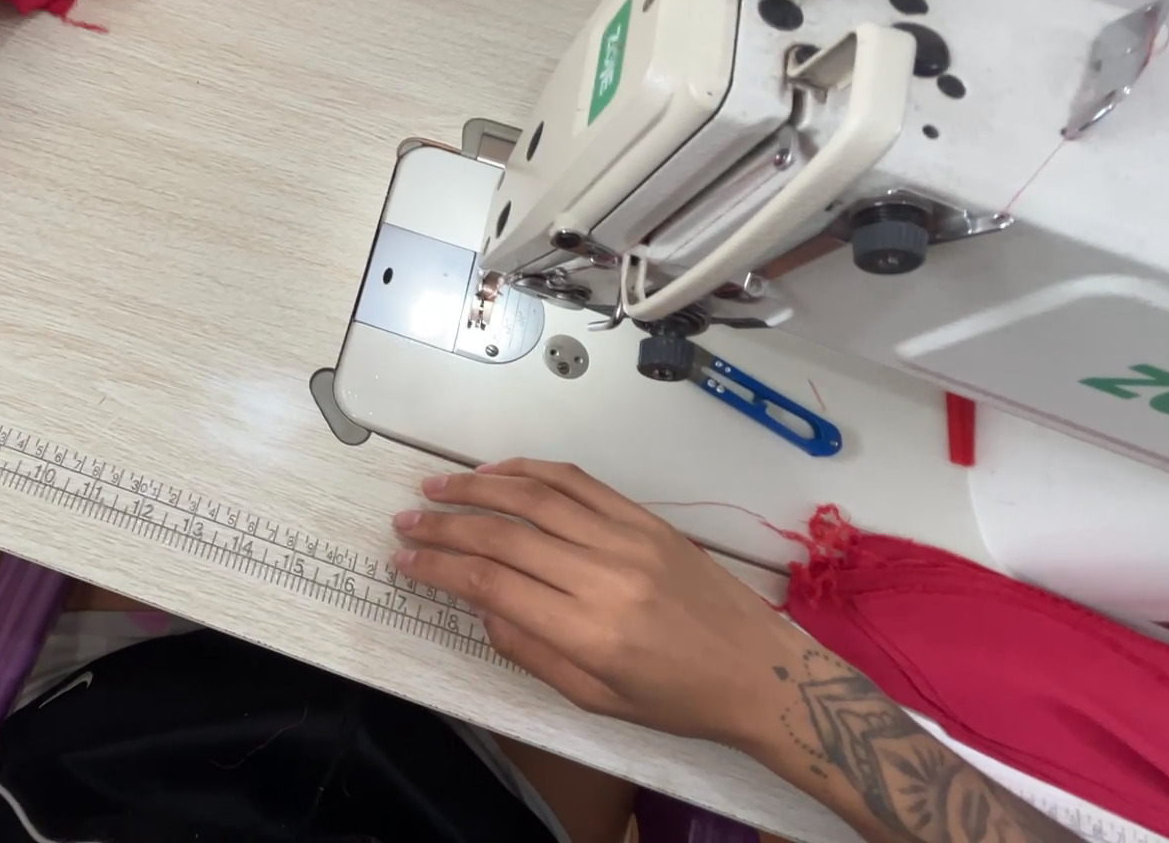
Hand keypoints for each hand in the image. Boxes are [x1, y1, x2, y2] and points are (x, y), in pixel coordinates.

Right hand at [392, 459, 813, 745]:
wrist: (765, 675)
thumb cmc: (678, 700)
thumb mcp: (596, 700)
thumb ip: (529, 650)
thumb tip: (479, 604)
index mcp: (588, 631)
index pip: (490, 585)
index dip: (437, 568)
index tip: (403, 560)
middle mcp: (601, 576)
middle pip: (501, 535)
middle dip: (442, 526)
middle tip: (405, 521)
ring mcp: (624, 538)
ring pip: (531, 496)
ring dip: (474, 487)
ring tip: (435, 487)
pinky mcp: (642, 517)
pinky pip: (574, 480)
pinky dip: (526, 469)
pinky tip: (494, 471)